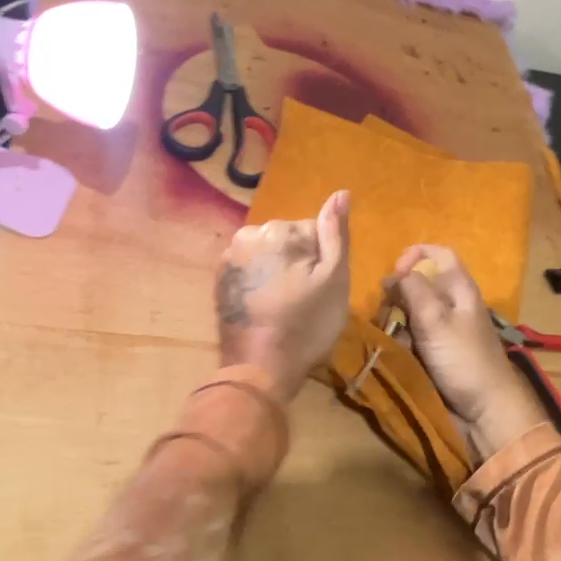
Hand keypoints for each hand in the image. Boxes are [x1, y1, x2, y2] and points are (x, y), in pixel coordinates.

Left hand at [216, 191, 351, 399]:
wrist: (259, 368)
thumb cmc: (306, 325)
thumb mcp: (334, 279)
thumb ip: (336, 233)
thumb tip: (341, 193)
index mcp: (277, 230)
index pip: (313, 230)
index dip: (323, 259)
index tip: (320, 287)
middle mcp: (247, 235)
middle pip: (287, 239)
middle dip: (298, 262)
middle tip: (305, 299)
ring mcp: (229, 258)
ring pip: (267, 254)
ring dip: (278, 271)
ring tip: (286, 305)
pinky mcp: (219, 281)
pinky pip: (250, 270)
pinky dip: (260, 283)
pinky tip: (267, 308)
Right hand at [387, 245, 545, 459]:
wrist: (484, 410)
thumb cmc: (463, 360)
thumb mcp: (435, 320)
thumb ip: (413, 290)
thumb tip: (394, 275)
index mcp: (460, 289)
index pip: (438, 254)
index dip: (414, 255)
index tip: (394, 273)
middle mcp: (453, 304)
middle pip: (420, 283)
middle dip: (398, 292)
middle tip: (385, 309)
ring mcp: (445, 329)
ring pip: (412, 311)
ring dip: (396, 319)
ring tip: (387, 332)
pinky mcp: (437, 352)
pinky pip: (413, 336)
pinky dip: (402, 340)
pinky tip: (396, 351)